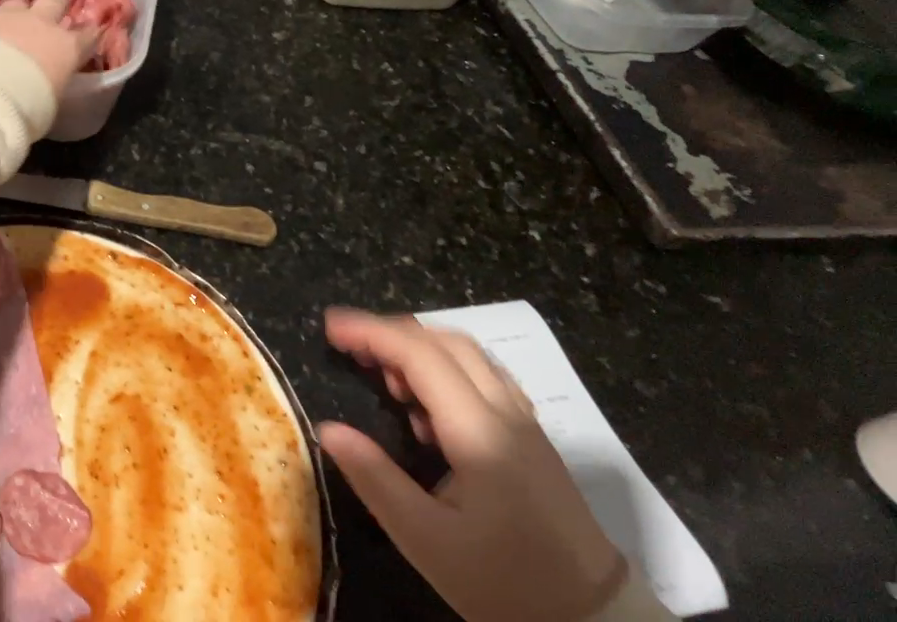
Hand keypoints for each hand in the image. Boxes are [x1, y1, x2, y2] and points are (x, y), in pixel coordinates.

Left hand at [0, 0, 98, 100]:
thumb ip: (52, 85)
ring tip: (13, 20)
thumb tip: (46, 87)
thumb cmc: (26, 107)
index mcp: (66, 48)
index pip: (88, 35)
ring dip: (19, 10)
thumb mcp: (50, 103)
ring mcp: (9, 16)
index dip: (89, 33)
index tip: (89, 32)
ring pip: (19, 2)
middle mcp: (41, 24)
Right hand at [319, 308, 627, 621]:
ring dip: (418, 346)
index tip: (329, 327)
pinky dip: (444, 367)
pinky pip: (484, 377)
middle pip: (446, 343)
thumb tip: (328, 428)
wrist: (592, 617)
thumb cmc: (501, 581)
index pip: (420, 356)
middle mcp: (506, 415)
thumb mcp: (423, 538)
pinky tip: (423, 401)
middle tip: (347, 342)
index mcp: (479, 433)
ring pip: (469, 356)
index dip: (371, 333)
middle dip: (391, 331)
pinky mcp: (532, 438)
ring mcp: (526, 424)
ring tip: (379, 370)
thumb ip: (374, 477)